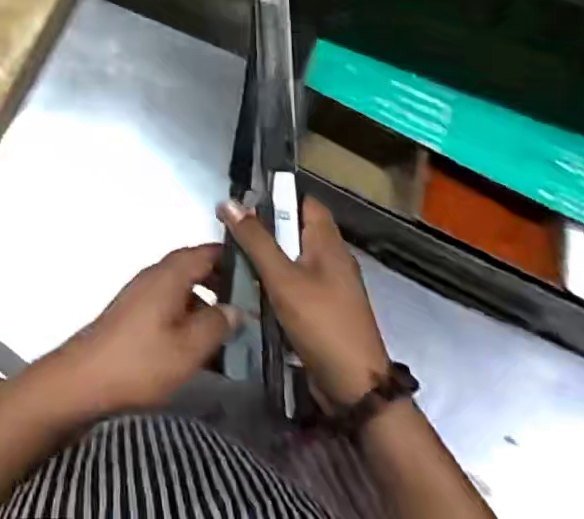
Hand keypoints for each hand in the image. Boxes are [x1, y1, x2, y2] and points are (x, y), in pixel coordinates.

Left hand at [35, 244, 237, 416]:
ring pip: (182, 290)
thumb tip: (237, 308)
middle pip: (192, 269)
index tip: (257, 267)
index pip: (202, 252)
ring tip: (234, 328)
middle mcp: (153, 278)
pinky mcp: (135, 316)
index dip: (229, 256)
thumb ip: (217, 324)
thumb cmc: (141, 360)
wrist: (87, 378)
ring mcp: (141, 296)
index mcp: (167, 276)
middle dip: (222, 281)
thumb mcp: (189, 346)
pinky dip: (189, 317)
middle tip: (252, 301)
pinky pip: (170, 307)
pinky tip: (204, 346)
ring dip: (206, 303)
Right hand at [220, 198, 393, 407]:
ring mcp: (327, 287)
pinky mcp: (320, 309)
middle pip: (294, 230)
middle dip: (262, 227)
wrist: (354, 388)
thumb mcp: (282, 278)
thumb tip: (230, 203)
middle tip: (228, 229)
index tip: (244, 198)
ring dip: (263, 256)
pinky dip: (270, 281)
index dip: (277, 195)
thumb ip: (255, 240)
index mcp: (329, 245)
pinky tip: (247, 288)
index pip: (305, 203)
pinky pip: (291, 282)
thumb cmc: (322, 324)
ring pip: (290, 258)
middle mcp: (331, 260)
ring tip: (230, 255)